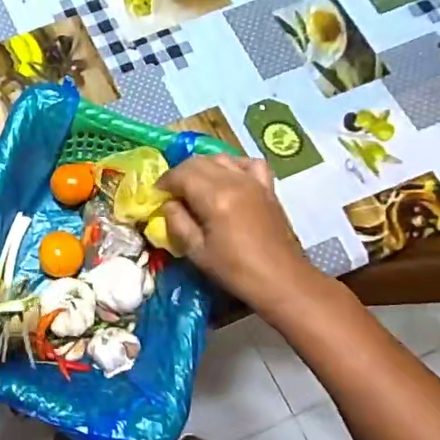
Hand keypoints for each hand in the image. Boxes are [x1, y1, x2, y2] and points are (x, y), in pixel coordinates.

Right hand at [158, 154, 324, 309]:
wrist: (282, 280)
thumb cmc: (236, 271)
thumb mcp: (196, 252)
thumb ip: (177, 222)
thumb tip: (169, 204)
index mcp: (215, 198)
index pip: (180, 174)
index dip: (164, 182)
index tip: (156, 195)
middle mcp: (234, 182)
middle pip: (198, 162)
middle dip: (179, 174)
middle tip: (172, 193)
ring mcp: (254, 182)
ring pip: (220, 158)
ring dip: (202, 167)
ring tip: (196, 186)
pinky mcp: (267, 188)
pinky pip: (248, 163)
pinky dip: (234, 165)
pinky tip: (229, 178)